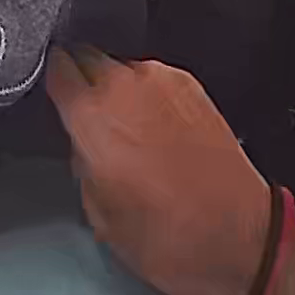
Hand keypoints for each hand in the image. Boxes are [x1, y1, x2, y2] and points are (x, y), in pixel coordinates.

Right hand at [46, 48, 270, 294]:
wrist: (242, 238)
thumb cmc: (174, 237)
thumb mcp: (101, 214)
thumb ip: (79, 159)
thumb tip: (80, 139)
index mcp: (91, 117)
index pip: (55, 66)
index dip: (51, 76)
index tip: (54, 87)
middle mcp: (120, 86)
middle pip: (84, 55)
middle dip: (82, 78)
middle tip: (92, 112)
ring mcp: (156, 78)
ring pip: (118, 65)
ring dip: (116, 86)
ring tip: (134, 125)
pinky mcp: (186, 80)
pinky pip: (151, 74)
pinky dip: (148, 91)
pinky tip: (160, 124)